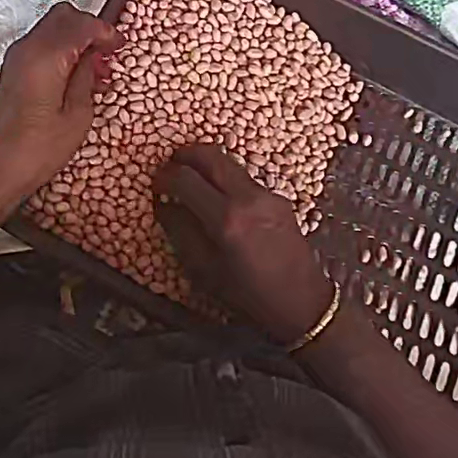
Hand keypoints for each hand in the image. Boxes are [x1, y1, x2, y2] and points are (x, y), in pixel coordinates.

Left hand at [0, 3, 121, 212]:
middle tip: (109, 52)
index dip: (105, 31)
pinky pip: (41, 45)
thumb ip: (86, 78)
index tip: (120, 45)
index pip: (81, 25)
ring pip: (51, 27)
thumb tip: (93, 57)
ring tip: (96, 68)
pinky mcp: (13, 70)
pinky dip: (62, 49)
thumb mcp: (77, 116)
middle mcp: (27, 49)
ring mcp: (16, 58)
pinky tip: (76, 75)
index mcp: (45, 57)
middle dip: (90, 28)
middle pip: (63, 16)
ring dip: (76, 38)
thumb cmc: (38, 150)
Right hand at [154, 144, 334, 344]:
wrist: (301, 303)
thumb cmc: (247, 295)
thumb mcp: (203, 270)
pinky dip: (225, 180)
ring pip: (230, 163)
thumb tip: (164, 205)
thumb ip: (180, 231)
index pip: (185, 179)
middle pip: (211, 156)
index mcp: (226, 219)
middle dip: (185, 155)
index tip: (155, 183)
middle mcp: (248, 198)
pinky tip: (218, 199)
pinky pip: (244, 179)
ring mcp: (267, 195)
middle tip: (170, 164)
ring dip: (206, 164)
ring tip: (191, 179)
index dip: (165, 176)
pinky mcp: (279, 198)